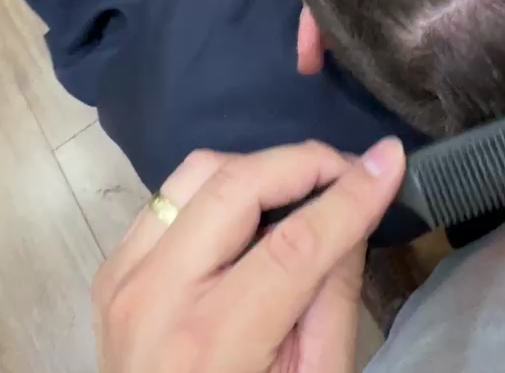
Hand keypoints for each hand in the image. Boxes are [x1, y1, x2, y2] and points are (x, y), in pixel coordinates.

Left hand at [93, 138, 406, 372]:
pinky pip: (173, 191)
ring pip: (200, 170)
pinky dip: (221, 185)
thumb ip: (334, 293)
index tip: (390, 158)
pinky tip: (252, 211)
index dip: (348, 196)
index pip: (292, 246)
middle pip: (238, 186)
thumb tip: (351, 205)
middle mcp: (154, 298)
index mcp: (209, 346)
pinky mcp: (114, 263)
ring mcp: (124, 275)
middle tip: (350, 169)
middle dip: (305, 162)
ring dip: (261, 167)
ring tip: (304, 188)